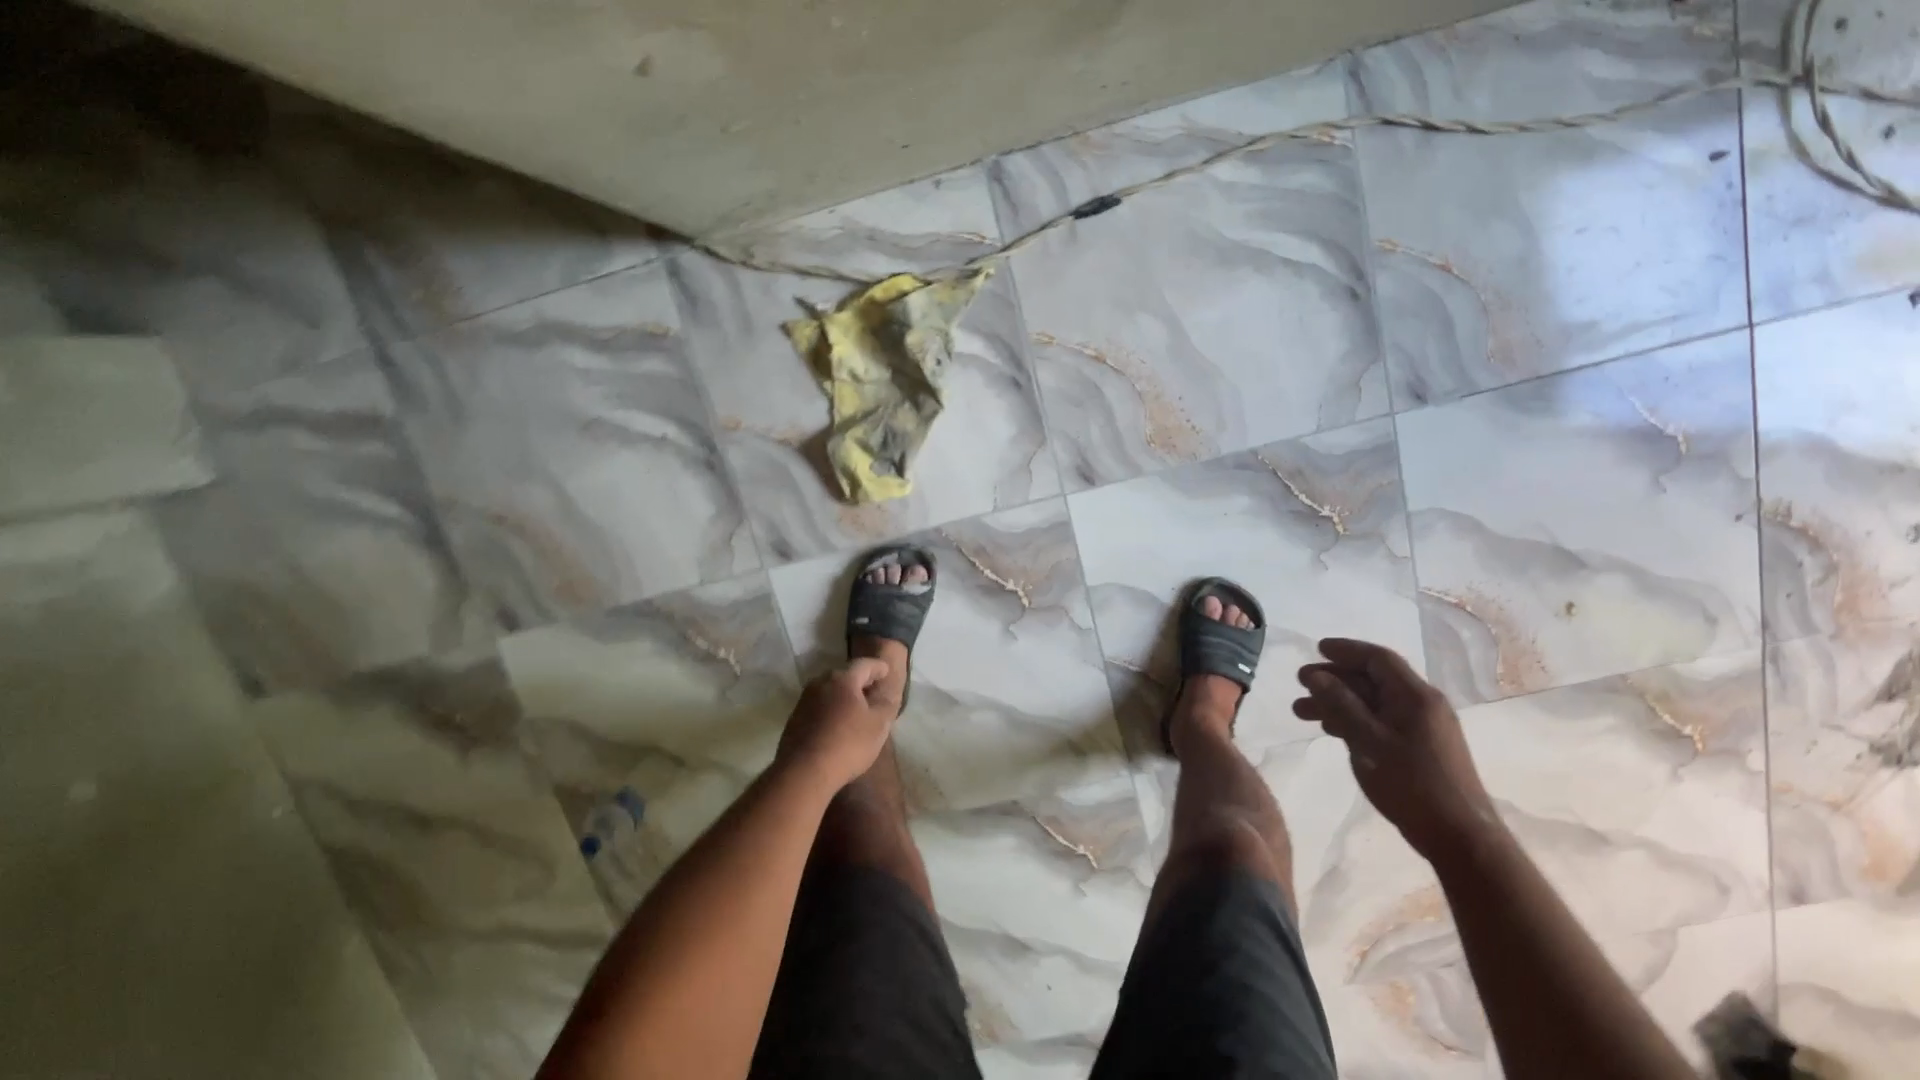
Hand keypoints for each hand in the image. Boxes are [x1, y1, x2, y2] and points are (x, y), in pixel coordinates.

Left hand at [776, 658, 900, 789]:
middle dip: (860, 682)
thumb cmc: (848, 744)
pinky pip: (818, 707)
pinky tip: (837, 725)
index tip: (887, 671)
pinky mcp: (794, 719)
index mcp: (842, 680)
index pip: (864, 664)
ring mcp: (804, 701)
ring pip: (829, 692)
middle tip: (873, 692)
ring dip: (843, 697)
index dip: (878, 667)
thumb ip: (886, 704)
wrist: (804, 772)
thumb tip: (886, 692)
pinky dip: (831, 710)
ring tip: (856, 710)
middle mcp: (819, 684)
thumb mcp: (878, 725)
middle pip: (844, 676)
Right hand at [1292, 638, 1501, 863]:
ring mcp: (1424, 727)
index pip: (1378, 659)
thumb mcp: (1368, 742)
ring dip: (1339, 702)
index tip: (1316, 649)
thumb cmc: (1411, 785)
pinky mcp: (1421, 747)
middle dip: (1335, 679)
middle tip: (1300, 684)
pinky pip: (1382, 721)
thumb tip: (1316, 675)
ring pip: (1374, 703)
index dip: (1346, 651)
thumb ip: (1341, 705)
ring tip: (1303, 712)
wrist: (1458, 835)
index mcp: (1415, 696)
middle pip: (1374, 680)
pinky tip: (1333, 731)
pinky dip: (1355, 720)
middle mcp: (1422, 704)